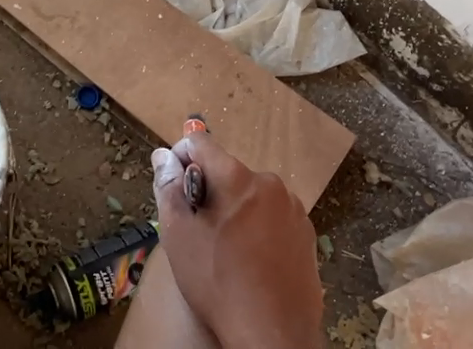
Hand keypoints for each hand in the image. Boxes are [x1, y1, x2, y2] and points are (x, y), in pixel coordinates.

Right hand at [151, 130, 324, 347]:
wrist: (274, 337)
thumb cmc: (218, 283)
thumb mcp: (179, 235)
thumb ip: (168, 187)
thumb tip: (164, 156)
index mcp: (236, 177)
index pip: (200, 143)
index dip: (181, 157)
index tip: (174, 185)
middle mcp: (269, 183)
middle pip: (227, 171)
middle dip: (209, 190)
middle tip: (199, 228)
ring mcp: (293, 209)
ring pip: (251, 194)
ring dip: (236, 208)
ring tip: (227, 249)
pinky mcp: (308, 234)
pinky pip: (273, 216)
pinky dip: (259, 227)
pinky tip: (253, 260)